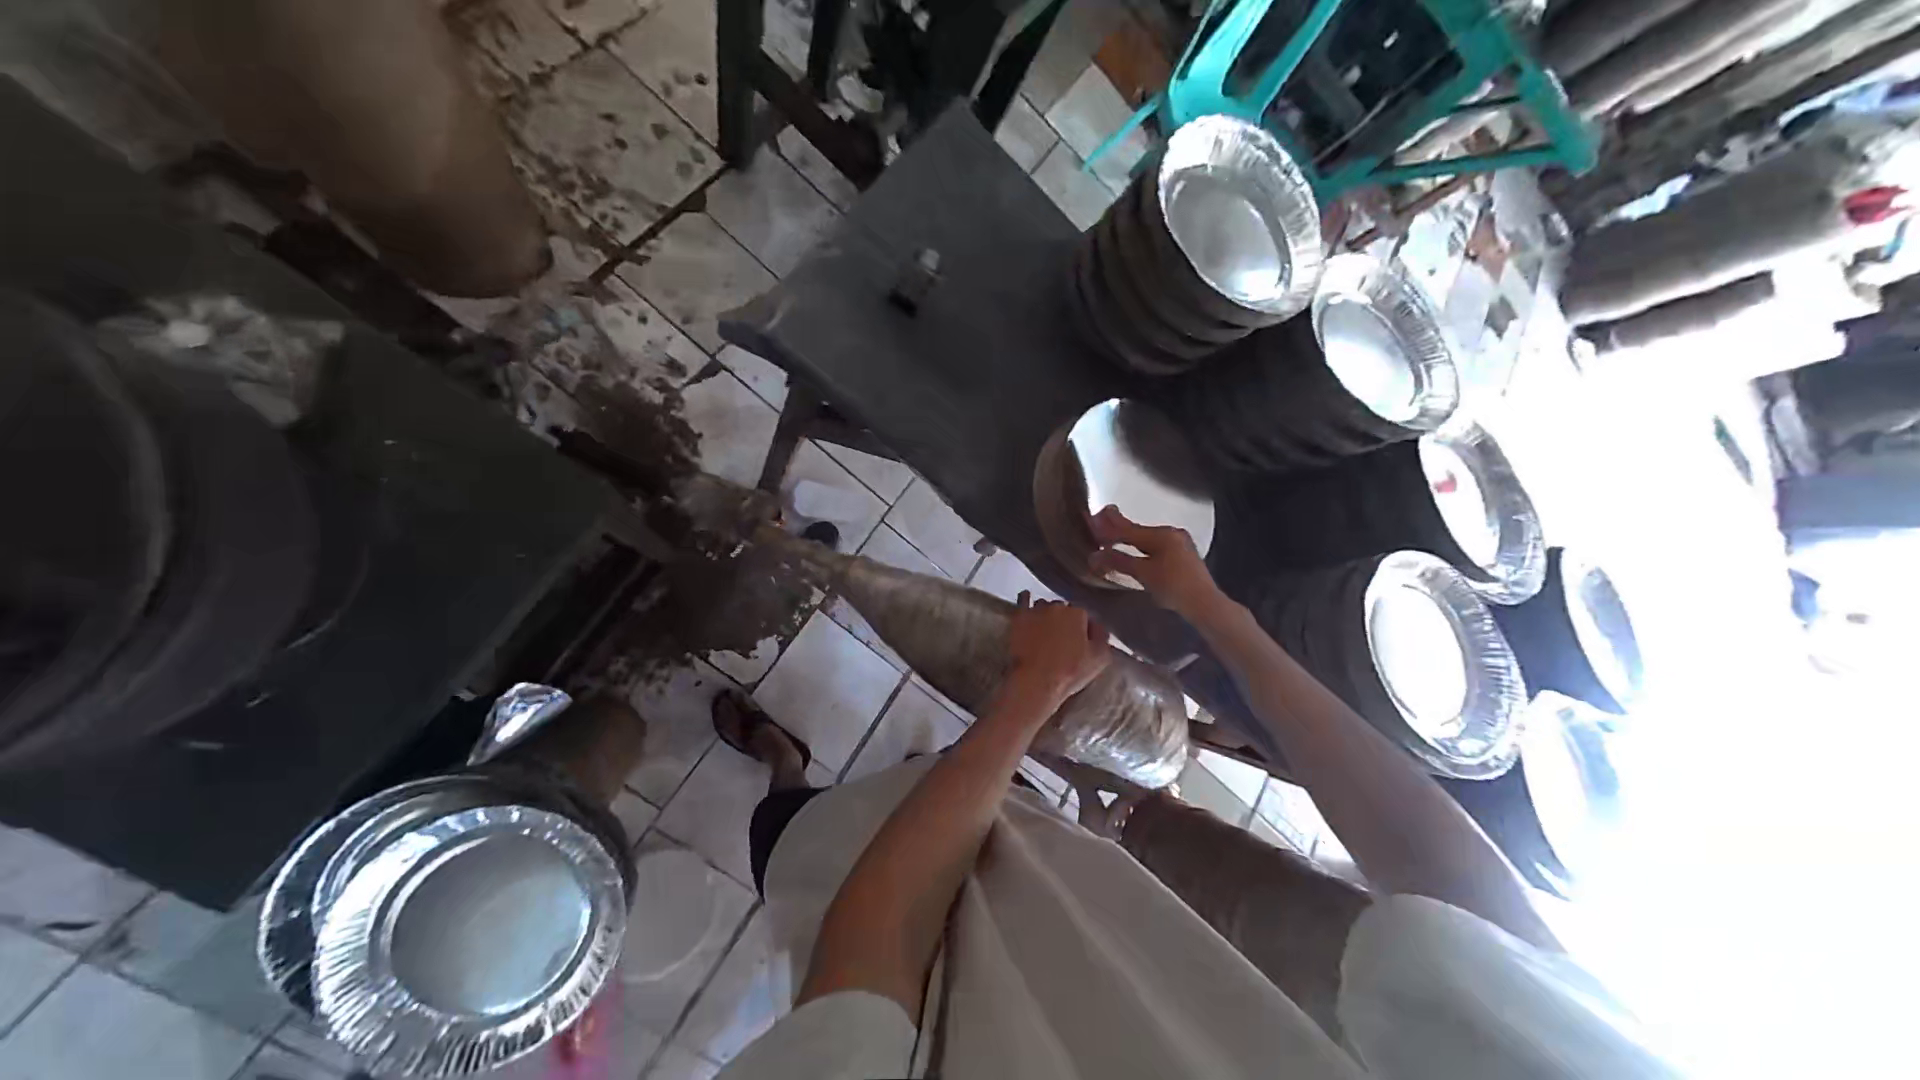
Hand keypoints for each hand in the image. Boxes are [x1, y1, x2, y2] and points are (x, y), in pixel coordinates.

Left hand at [1004, 593, 1110, 711]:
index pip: (1084, 615)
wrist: (1036, 680)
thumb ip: (1102, 637)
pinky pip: (1023, 600)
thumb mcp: (1099, 658)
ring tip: (1045, 628)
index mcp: (1078, 614)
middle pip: (1063, 609)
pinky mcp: (1019, 617)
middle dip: (1064, 620)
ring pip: (1044, 605)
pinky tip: (1027, 597)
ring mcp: (1037, 610)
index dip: (1082, 628)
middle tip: (1063, 638)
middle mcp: (1057, 607)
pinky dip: (1026, 598)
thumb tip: (1099, 627)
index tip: (1080, 640)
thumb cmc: (1069, 671)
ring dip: (1046, 613)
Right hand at [1088, 505, 1223, 618]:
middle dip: (1119, 532)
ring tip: (1113, 543)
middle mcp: (1172, 533)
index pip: (1129, 528)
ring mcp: (1180, 543)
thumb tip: (1094, 556)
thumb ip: (1118, 561)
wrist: (1205, 604)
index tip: (1094, 517)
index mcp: (1162, 534)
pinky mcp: (1184, 555)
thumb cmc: (1173, 587)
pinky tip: (1135, 554)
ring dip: (1130, 541)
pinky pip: (1157, 546)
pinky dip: (1142, 549)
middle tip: (1100, 530)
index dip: (1109, 525)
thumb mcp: (1143, 574)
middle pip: (1139, 531)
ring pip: (1148, 539)